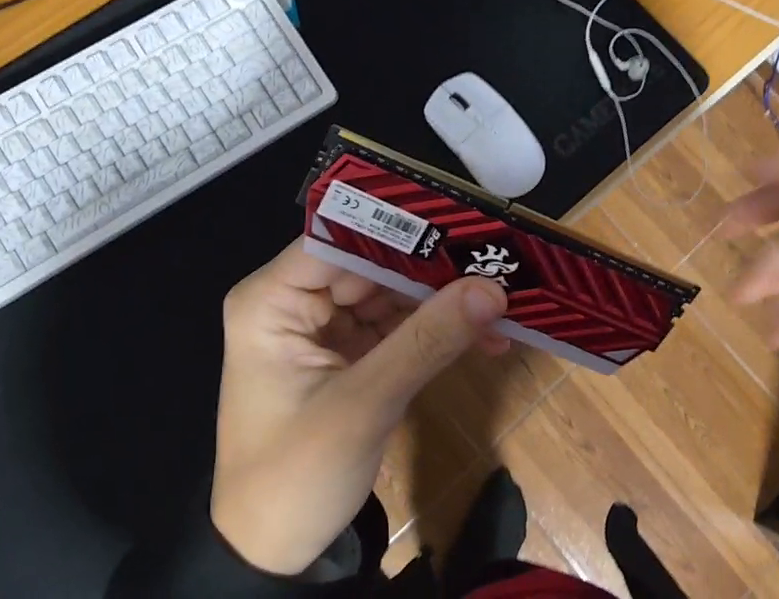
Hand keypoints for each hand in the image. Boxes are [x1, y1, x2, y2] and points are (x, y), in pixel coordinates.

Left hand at [211, 239, 510, 574]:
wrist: (274, 554)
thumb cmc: (297, 474)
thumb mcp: (364, 404)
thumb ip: (426, 341)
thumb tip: (492, 289)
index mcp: (272, 299)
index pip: (340, 238)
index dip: (401, 227)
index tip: (464, 223)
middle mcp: (295, 301)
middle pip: (373, 262)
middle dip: (434, 267)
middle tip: (499, 261)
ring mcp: (324, 327)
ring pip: (392, 292)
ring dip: (444, 300)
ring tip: (506, 297)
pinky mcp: (349, 354)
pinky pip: (399, 326)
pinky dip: (438, 331)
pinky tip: (486, 335)